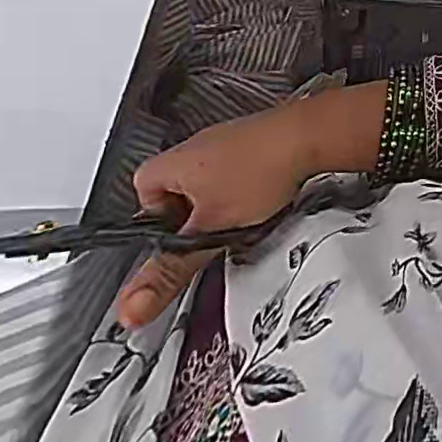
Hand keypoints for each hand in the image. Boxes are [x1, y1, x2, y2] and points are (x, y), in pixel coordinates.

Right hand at [115, 104, 315, 329]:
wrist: (307, 136)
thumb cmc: (261, 169)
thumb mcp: (211, 229)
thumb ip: (171, 269)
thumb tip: (134, 305)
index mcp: (173, 162)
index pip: (142, 192)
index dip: (157, 221)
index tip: (176, 239)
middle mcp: (197, 145)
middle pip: (179, 189)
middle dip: (195, 215)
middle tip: (211, 230)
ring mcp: (228, 138)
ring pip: (212, 181)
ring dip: (224, 201)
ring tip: (242, 214)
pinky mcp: (255, 138)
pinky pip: (241, 168)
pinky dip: (248, 184)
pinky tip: (264, 196)